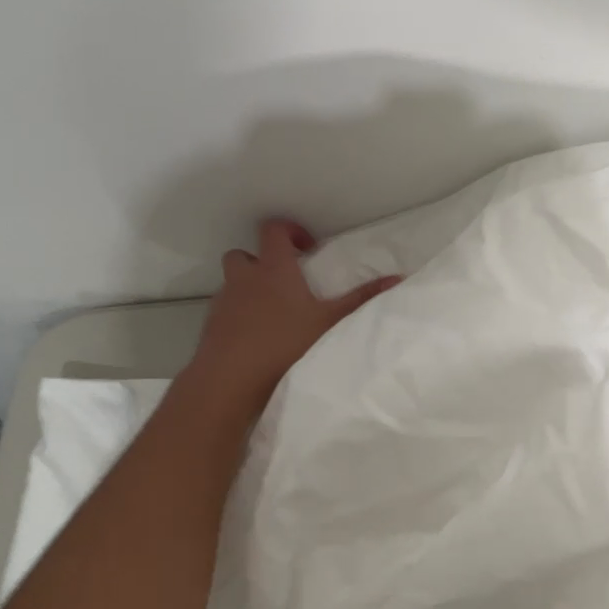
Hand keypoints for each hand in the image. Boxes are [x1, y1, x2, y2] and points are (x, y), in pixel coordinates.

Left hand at [184, 219, 400, 409]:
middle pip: (245, 253)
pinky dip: (240, 312)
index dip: (290, 230)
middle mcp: (245, 278)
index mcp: (274, 269)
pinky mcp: (212, 323)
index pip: (273, 229)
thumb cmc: (284, 343)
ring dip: (250, 286)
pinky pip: (227, 307)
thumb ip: (361, 298)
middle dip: (263, 260)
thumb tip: (397, 278)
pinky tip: (258, 335)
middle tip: (286, 279)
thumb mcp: (331, 320)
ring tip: (274, 310)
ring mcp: (225, 300)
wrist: (230, 378)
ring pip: (234, 281)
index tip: (308, 248)